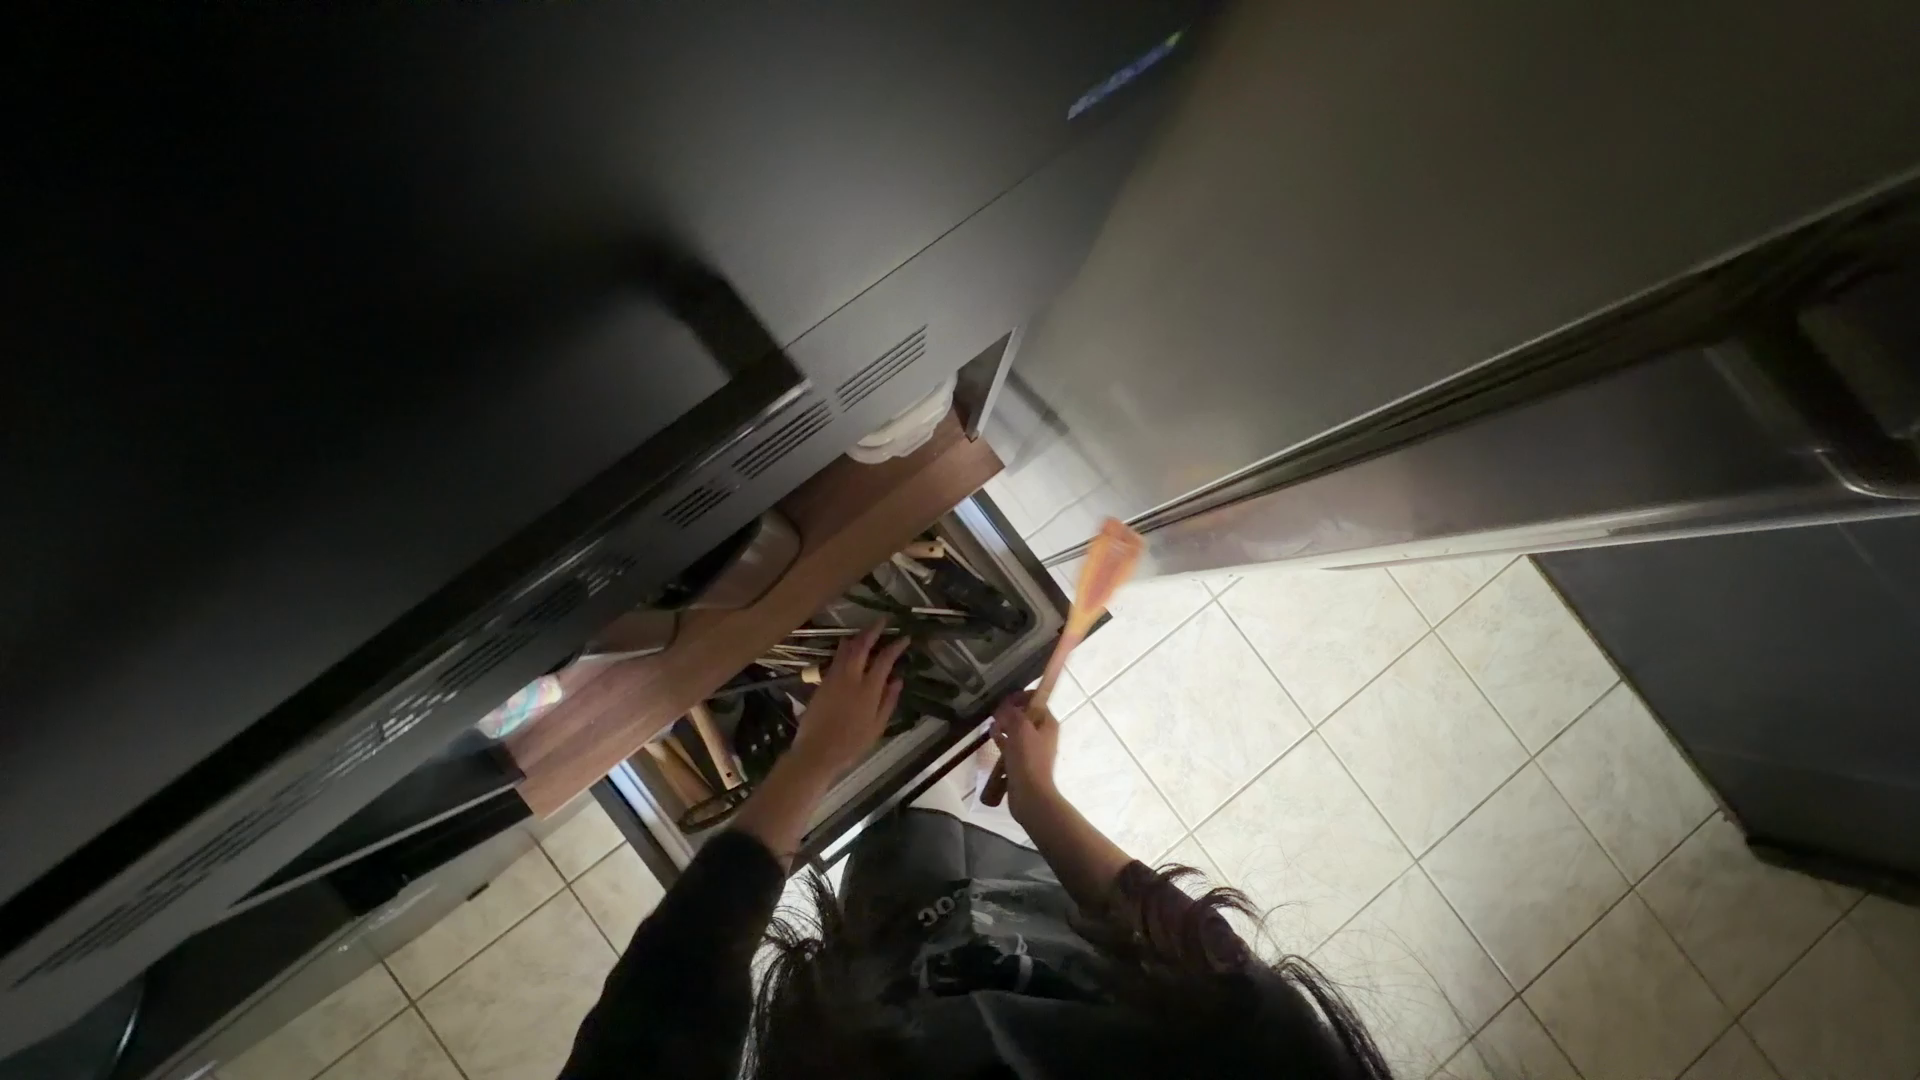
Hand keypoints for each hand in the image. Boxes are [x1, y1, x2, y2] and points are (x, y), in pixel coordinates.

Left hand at [788, 621, 909, 778]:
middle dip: (873, 631)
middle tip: (883, 621)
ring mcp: (834, 678)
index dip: (895, 646)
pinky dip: (845, 650)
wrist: (817, 752)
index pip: (884, 660)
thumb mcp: (877, 726)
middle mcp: (851, 678)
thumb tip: (898, 680)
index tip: (904, 637)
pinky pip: (836, 659)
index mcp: (868, 689)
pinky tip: (848, 651)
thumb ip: (888, 701)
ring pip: (846, 649)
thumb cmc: (851, 744)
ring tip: (865, 631)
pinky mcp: (822, 683)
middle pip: (862, 646)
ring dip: (857, 637)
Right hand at [990, 691, 1060, 822]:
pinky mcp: (1023, 761)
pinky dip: (1003, 740)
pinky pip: (1012, 745)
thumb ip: (1014, 712)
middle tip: (995, 713)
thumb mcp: (1020, 728)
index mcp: (1048, 723)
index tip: (1004, 700)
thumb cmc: (1027, 758)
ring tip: (992, 725)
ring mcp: (1033, 748)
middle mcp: (1043, 733)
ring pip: (1016, 730)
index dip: (1020, 697)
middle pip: (1025, 715)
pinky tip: (992, 738)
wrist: (1030, 794)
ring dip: (1004, 726)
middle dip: (1009, 712)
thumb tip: (1006, 707)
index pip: (1035, 701)